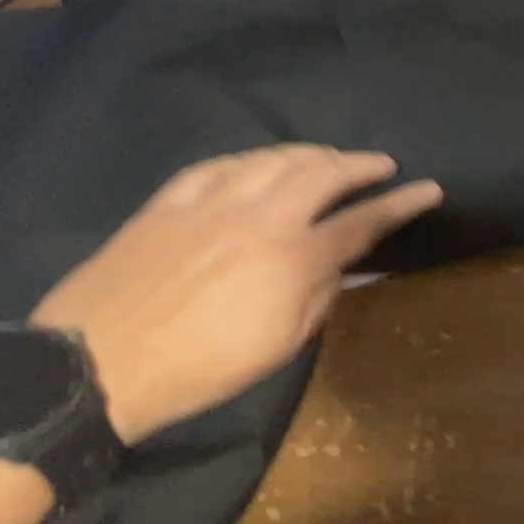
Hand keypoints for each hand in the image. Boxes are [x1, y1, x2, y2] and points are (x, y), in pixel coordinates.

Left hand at [31, 146, 442, 444]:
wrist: (94, 369)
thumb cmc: (202, 368)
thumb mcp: (283, 343)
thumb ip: (320, 294)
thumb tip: (340, 263)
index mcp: (293, 259)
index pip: (363, 221)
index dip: (402, 203)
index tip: (429, 190)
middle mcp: (259, 219)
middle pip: (322, 173)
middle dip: (361, 164)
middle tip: (382, 165)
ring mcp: (208, 206)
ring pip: (272, 159)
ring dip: (311, 154)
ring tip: (329, 158)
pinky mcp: (167, 206)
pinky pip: (217, 166)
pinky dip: (251, 160)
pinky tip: (261, 164)